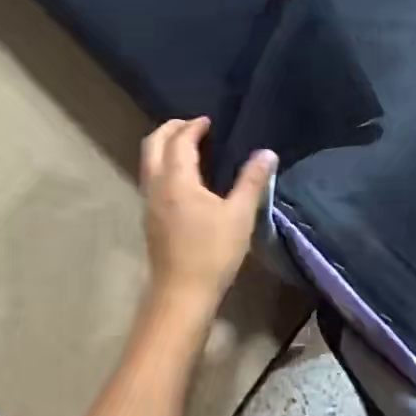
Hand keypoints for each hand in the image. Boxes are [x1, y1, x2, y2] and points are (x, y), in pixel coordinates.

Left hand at [140, 117, 275, 306]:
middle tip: (193, 125)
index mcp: (177, 180)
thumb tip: (267, 153)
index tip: (208, 121)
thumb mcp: (239, 215)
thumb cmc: (212, 253)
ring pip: (149, 162)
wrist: (182, 294)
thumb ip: (252, 181)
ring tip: (188, 146)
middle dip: (170, 129)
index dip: (193, 126)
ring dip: (165, 147)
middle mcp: (156, 186)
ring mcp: (149, 203)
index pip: (179, 140)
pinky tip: (184, 179)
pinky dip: (164, 165)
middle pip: (153, 145)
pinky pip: (152, 178)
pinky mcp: (150, 219)